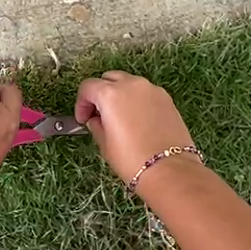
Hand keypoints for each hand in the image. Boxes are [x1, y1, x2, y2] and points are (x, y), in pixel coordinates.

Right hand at [74, 70, 196, 183]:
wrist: (169, 170)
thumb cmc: (132, 160)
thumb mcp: (105, 144)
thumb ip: (96, 125)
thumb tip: (96, 120)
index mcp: (110, 94)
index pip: (88, 87)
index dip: (81, 103)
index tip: (83, 118)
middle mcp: (131, 85)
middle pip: (108, 79)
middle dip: (100, 93)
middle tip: (98, 115)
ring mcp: (151, 89)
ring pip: (129, 83)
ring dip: (119, 95)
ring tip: (119, 118)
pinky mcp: (167, 99)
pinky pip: (145, 93)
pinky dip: (137, 100)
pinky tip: (137, 121)